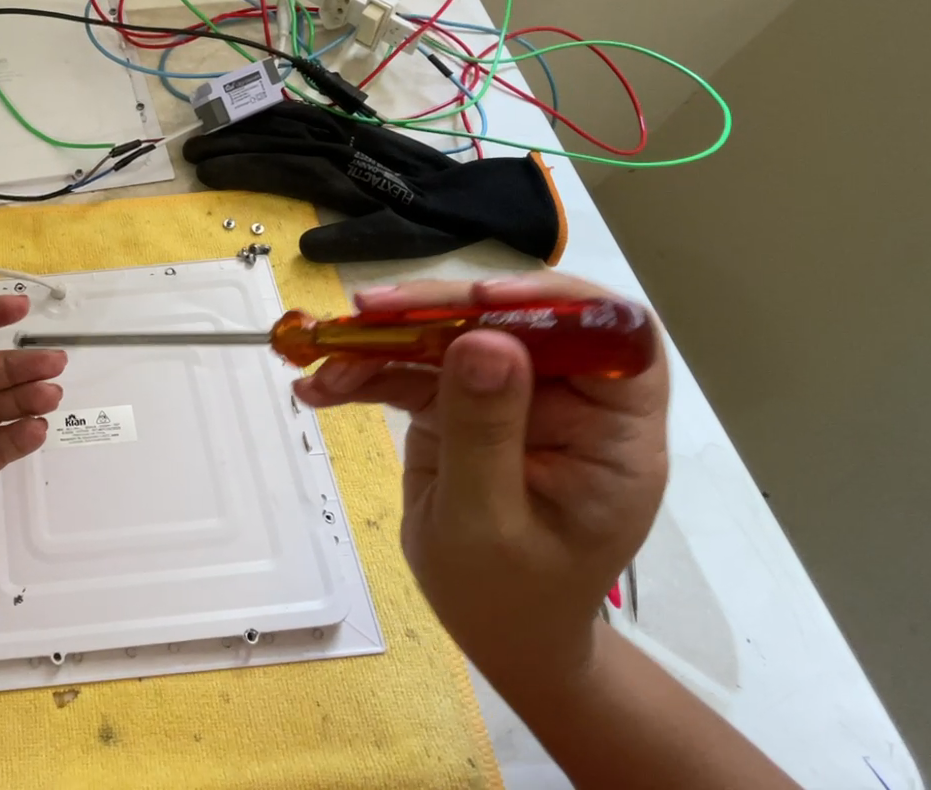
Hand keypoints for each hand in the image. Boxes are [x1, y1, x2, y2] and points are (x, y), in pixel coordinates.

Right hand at [294, 272, 668, 686]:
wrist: (492, 628)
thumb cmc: (512, 596)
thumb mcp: (491, 523)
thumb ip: (485, 433)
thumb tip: (482, 341)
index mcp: (609, 431)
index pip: (612, 337)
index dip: (553, 304)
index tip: (479, 301)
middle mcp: (563, 399)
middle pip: (508, 323)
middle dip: (433, 312)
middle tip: (364, 312)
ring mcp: (505, 399)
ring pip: (446, 341)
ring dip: (379, 343)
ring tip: (318, 358)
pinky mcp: (457, 408)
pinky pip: (409, 375)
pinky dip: (361, 376)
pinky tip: (317, 389)